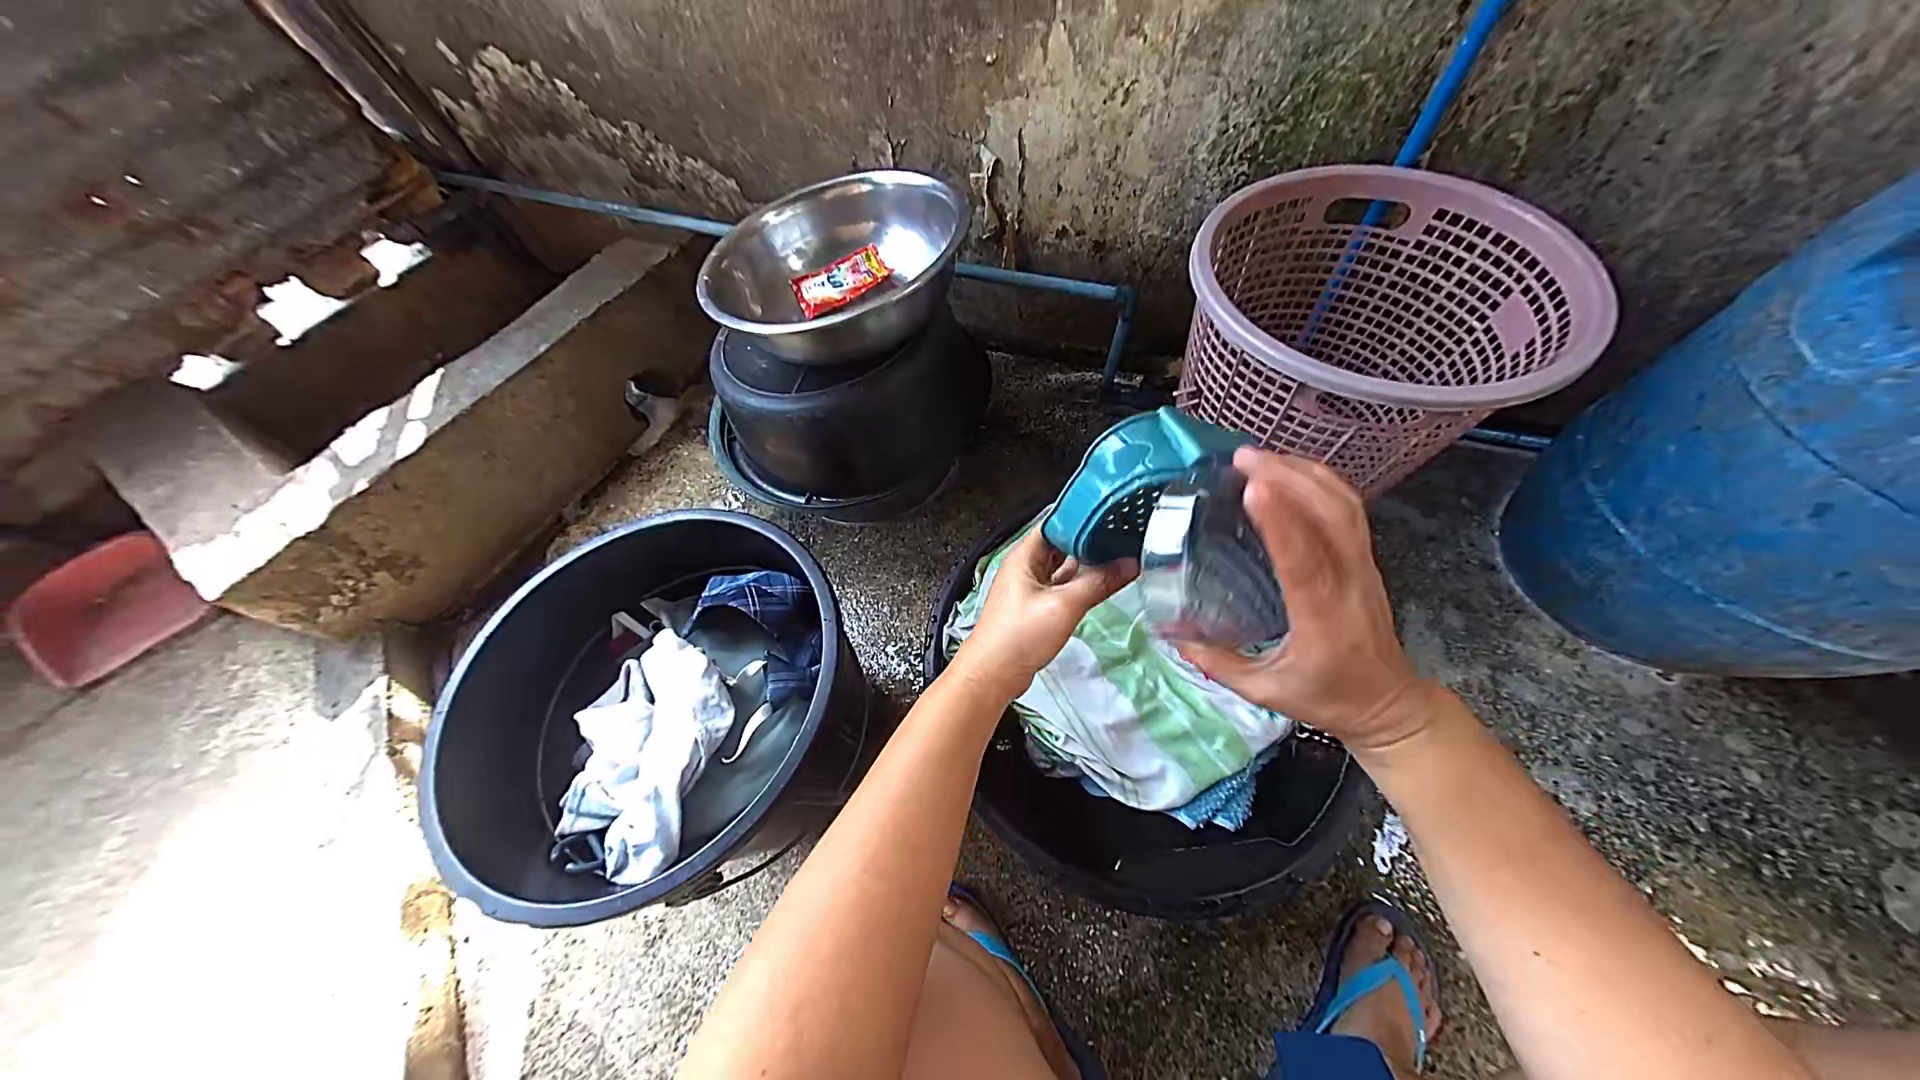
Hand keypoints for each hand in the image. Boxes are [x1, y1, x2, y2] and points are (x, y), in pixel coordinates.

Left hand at [950, 528, 1136, 699]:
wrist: (994, 673)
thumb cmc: (1018, 636)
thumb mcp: (1065, 605)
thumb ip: (1099, 582)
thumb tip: (1128, 565)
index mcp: (1024, 556)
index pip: (1055, 523)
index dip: (1082, 518)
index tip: (1109, 516)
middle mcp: (1025, 567)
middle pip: (1061, 545)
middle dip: (1088, 542)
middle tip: (1119, 537)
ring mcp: (1029, 588)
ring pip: (1062, 568)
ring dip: (1085, 565)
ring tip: (1115, 558)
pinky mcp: (1035, 607)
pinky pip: (1061, 587)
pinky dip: (1079, 585)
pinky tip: (1098, 586)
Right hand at [1174, 447, 1440, 756]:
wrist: (1387, 702)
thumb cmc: (1326, 697)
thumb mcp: (1263, 691)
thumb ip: (1216, 662)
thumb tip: (1169, 632)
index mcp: (1322, 619)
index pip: (1304, 562)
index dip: (1280, 522)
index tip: (1252, 488)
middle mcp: (1349, 583)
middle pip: (1329, 516)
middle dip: (1287, 478)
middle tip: (1241, 459)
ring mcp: (1363, 565)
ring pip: (1343, 504)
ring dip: (1302, 472)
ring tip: (1259, 456)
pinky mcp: (1364, 557)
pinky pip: (1348, 508)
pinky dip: (1320, 480)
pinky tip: (1290, 469)